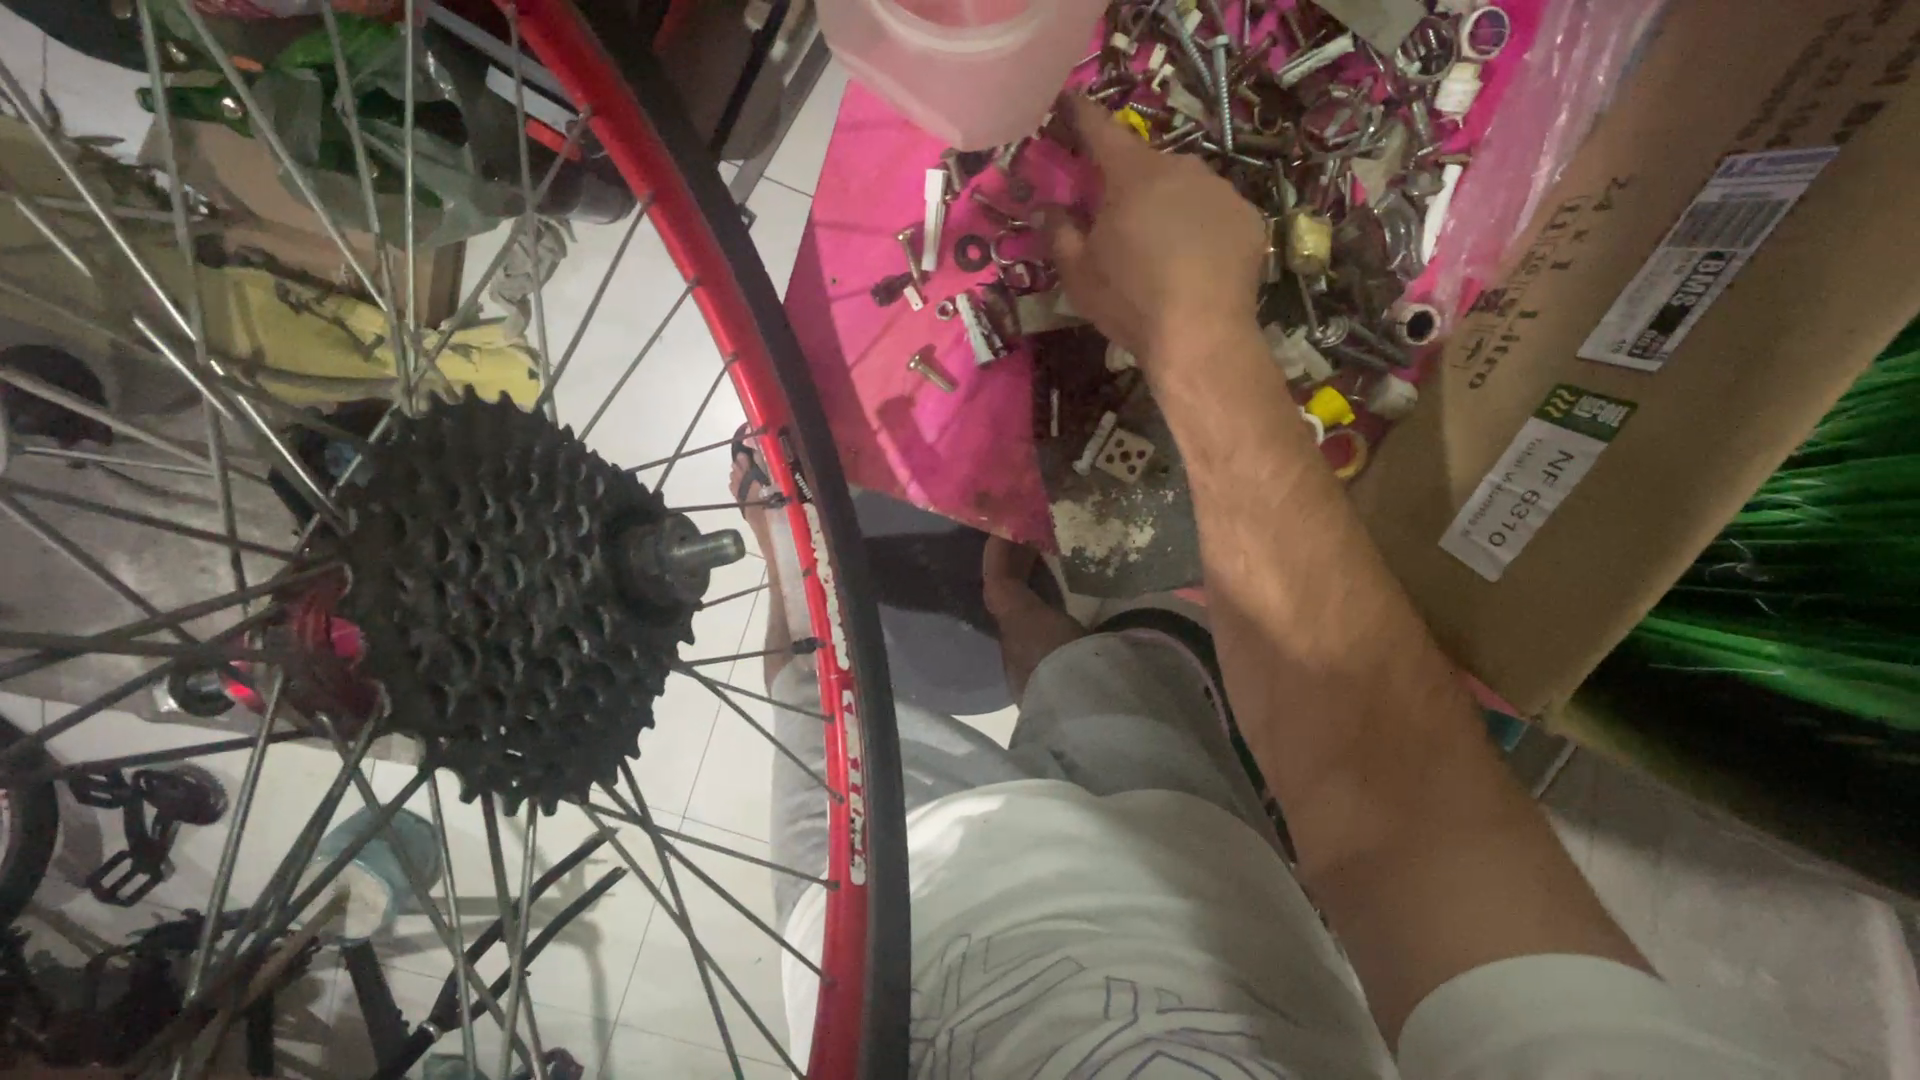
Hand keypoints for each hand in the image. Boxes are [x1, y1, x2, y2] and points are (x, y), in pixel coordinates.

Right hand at [1045, 96, 1265, 367]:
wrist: (1202, 336)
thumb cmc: (1130, 301)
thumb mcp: (1078, 274)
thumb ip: (1059, 233)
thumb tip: (1048, 206)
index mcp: (1132, 175)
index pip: (1100, 129)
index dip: (1079, 115)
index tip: (1067, 103)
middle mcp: (1180, 167)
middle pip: (1145, 164)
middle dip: (1127, 182)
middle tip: (1116, 218)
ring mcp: (1220, 190)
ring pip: (1183, 187)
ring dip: (1166, 205)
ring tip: (1159, 248)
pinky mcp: (1248, 218)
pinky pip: (1214, 212)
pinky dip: (1200, 226)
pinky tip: (1194, 261)